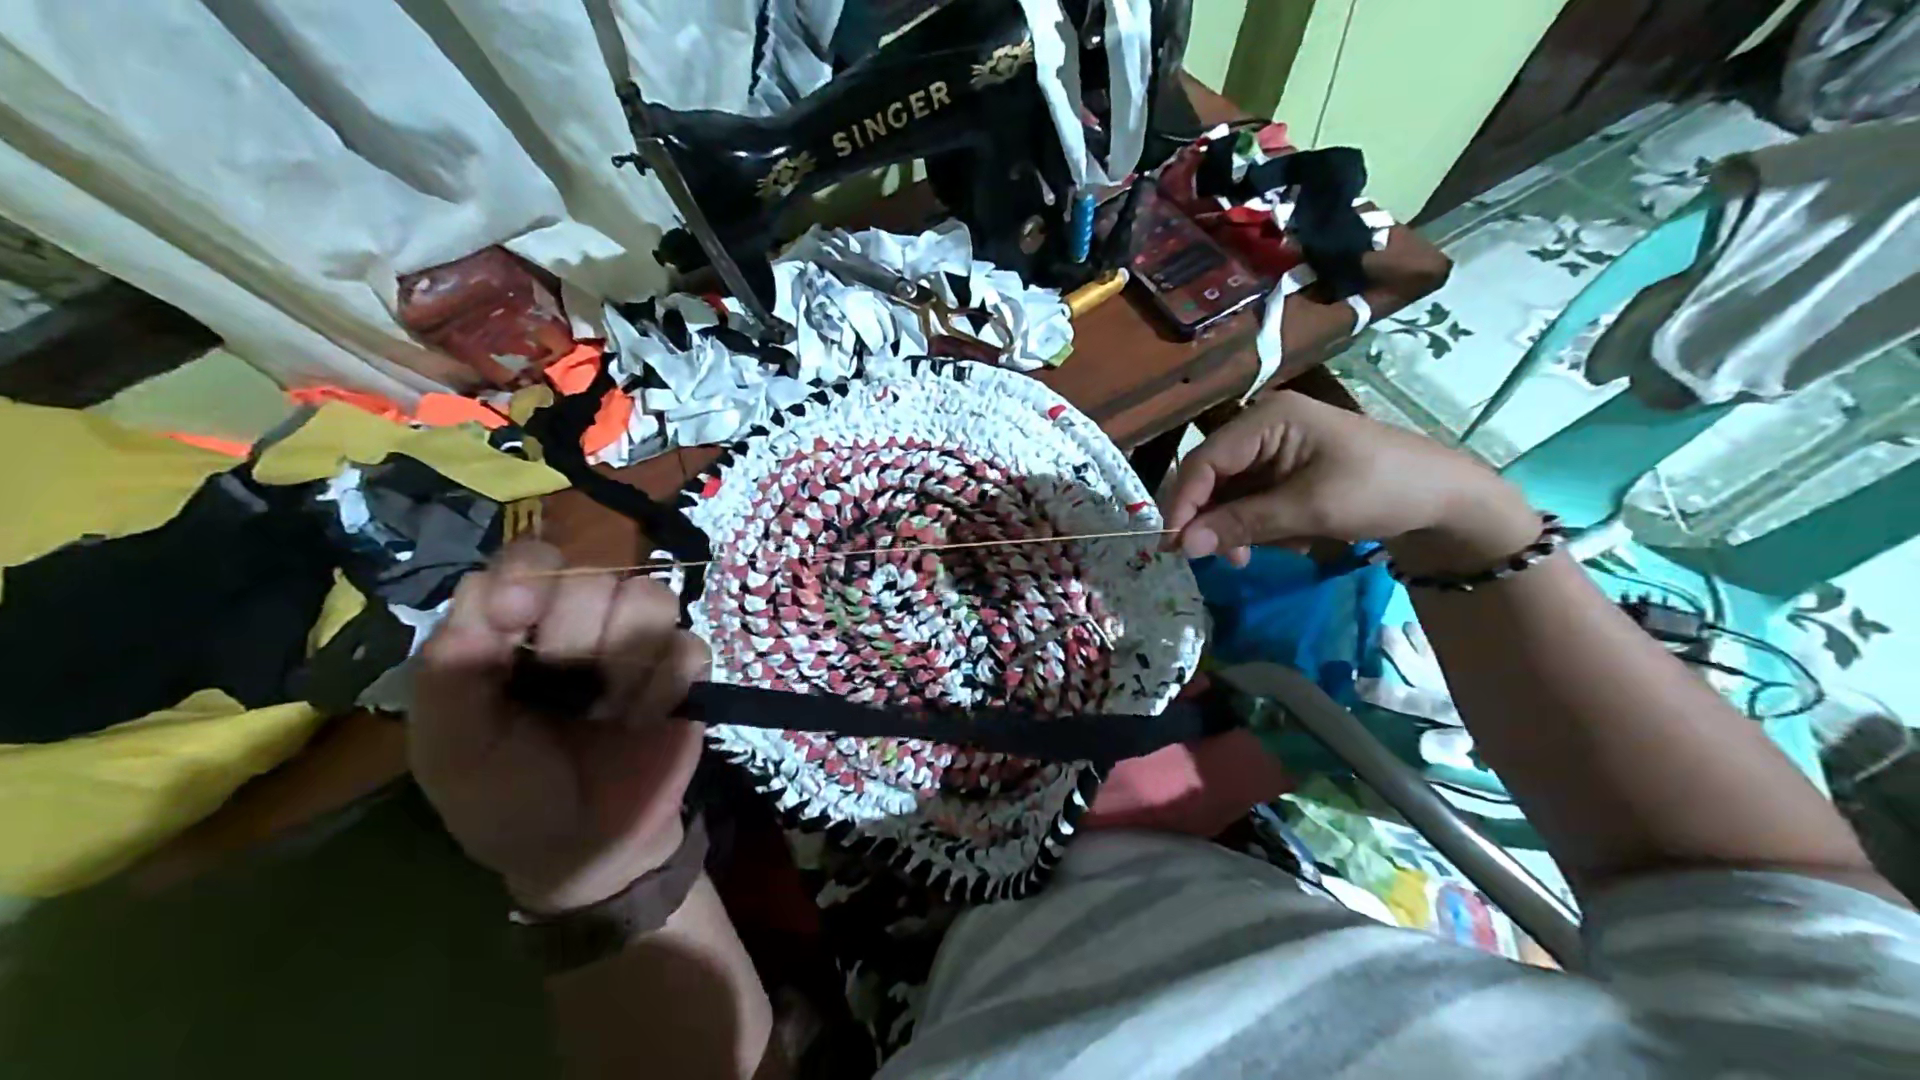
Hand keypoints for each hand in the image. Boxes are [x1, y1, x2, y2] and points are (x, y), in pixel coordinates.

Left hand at [410, 541, 710, 913]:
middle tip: (562, 683)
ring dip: (625, 656)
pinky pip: (689, 645)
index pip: (526, 560)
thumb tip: (480, 602)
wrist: (586, 849)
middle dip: (575, 631)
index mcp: (515, 629)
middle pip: (593, 575)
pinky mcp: (686, 671)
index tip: (513, 615)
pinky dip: (666, 684)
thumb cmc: (506, 798)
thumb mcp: (451, 752)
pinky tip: (643, 721)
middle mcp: (579, 623)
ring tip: (608, 710)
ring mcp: (639, 644)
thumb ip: (447, 678)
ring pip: (650, 598)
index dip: (526, 574)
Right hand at [1159, 390, 1536, 570]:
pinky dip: (1257, 527)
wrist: (1444, 499)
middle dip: (1213, 520)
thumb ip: (1241, 524)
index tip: (1173, 547)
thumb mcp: (1308, 509)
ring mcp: (1271, 450)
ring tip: (1257, 555)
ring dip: (1237, 529)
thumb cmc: (1380, 490)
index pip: (1204, 461)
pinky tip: (1286, 541)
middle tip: (1221, 560)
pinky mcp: (1281, 472)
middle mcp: (1261, 428)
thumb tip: (1184, 545)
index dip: (1183, 503)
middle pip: (1211, 478)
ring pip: (1227, 495)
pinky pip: (1248, 502)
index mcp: (1266, 419)